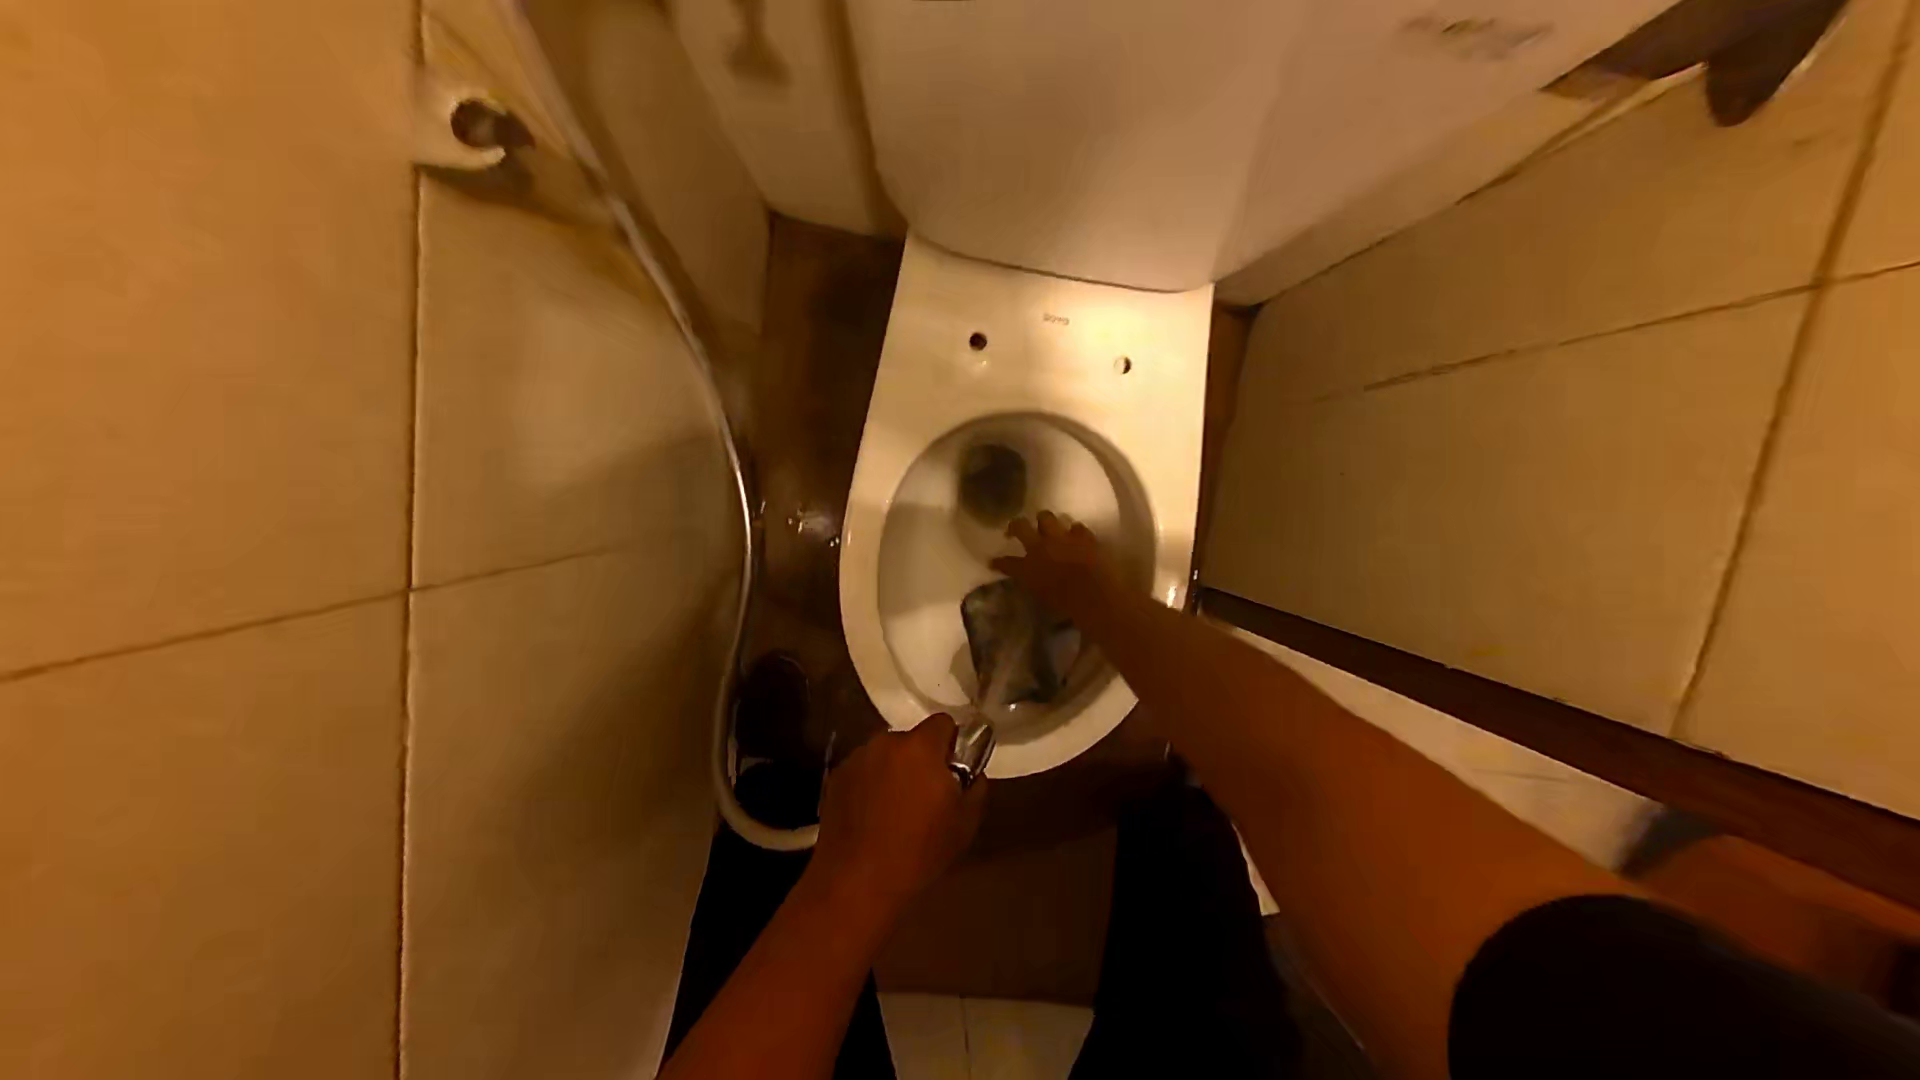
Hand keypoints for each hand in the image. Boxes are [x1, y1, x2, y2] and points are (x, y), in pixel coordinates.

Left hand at [809, 714, 986, 920]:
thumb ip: (975, 787)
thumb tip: (972, 773)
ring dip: (894, 770)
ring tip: (895, 808)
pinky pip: (864, 770)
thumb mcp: (965, 823)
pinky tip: (871, 816)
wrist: (856, 882)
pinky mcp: (836, 777)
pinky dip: (870, 784)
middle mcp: (886, 742)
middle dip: (921, 759)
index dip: (951, 743)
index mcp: (921, 747)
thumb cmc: (918, 852)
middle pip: (912, 739)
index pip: (943, 722)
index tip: (952, 770)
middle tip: (925, 794)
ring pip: (886, 754)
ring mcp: (857, 758)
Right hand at [990, 511, 1124, 625]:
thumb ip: (1033, 584)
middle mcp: (1040, 547)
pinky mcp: (1083, 535)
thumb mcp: (1043, 597)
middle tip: (1021, 530)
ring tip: (1049, 528)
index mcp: (1028, 567)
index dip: (998, 562)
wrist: (1097, 595)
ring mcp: (1062, 537)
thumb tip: (1030, 579)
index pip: (1006, 562)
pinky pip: (1076, 527)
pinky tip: (1076, 537)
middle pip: (1021, 525)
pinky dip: (1075, 532)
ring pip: (1047, 517)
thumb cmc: (1068, 605)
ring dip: (1046, 522)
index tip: (993, 562)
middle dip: (1018, 526)